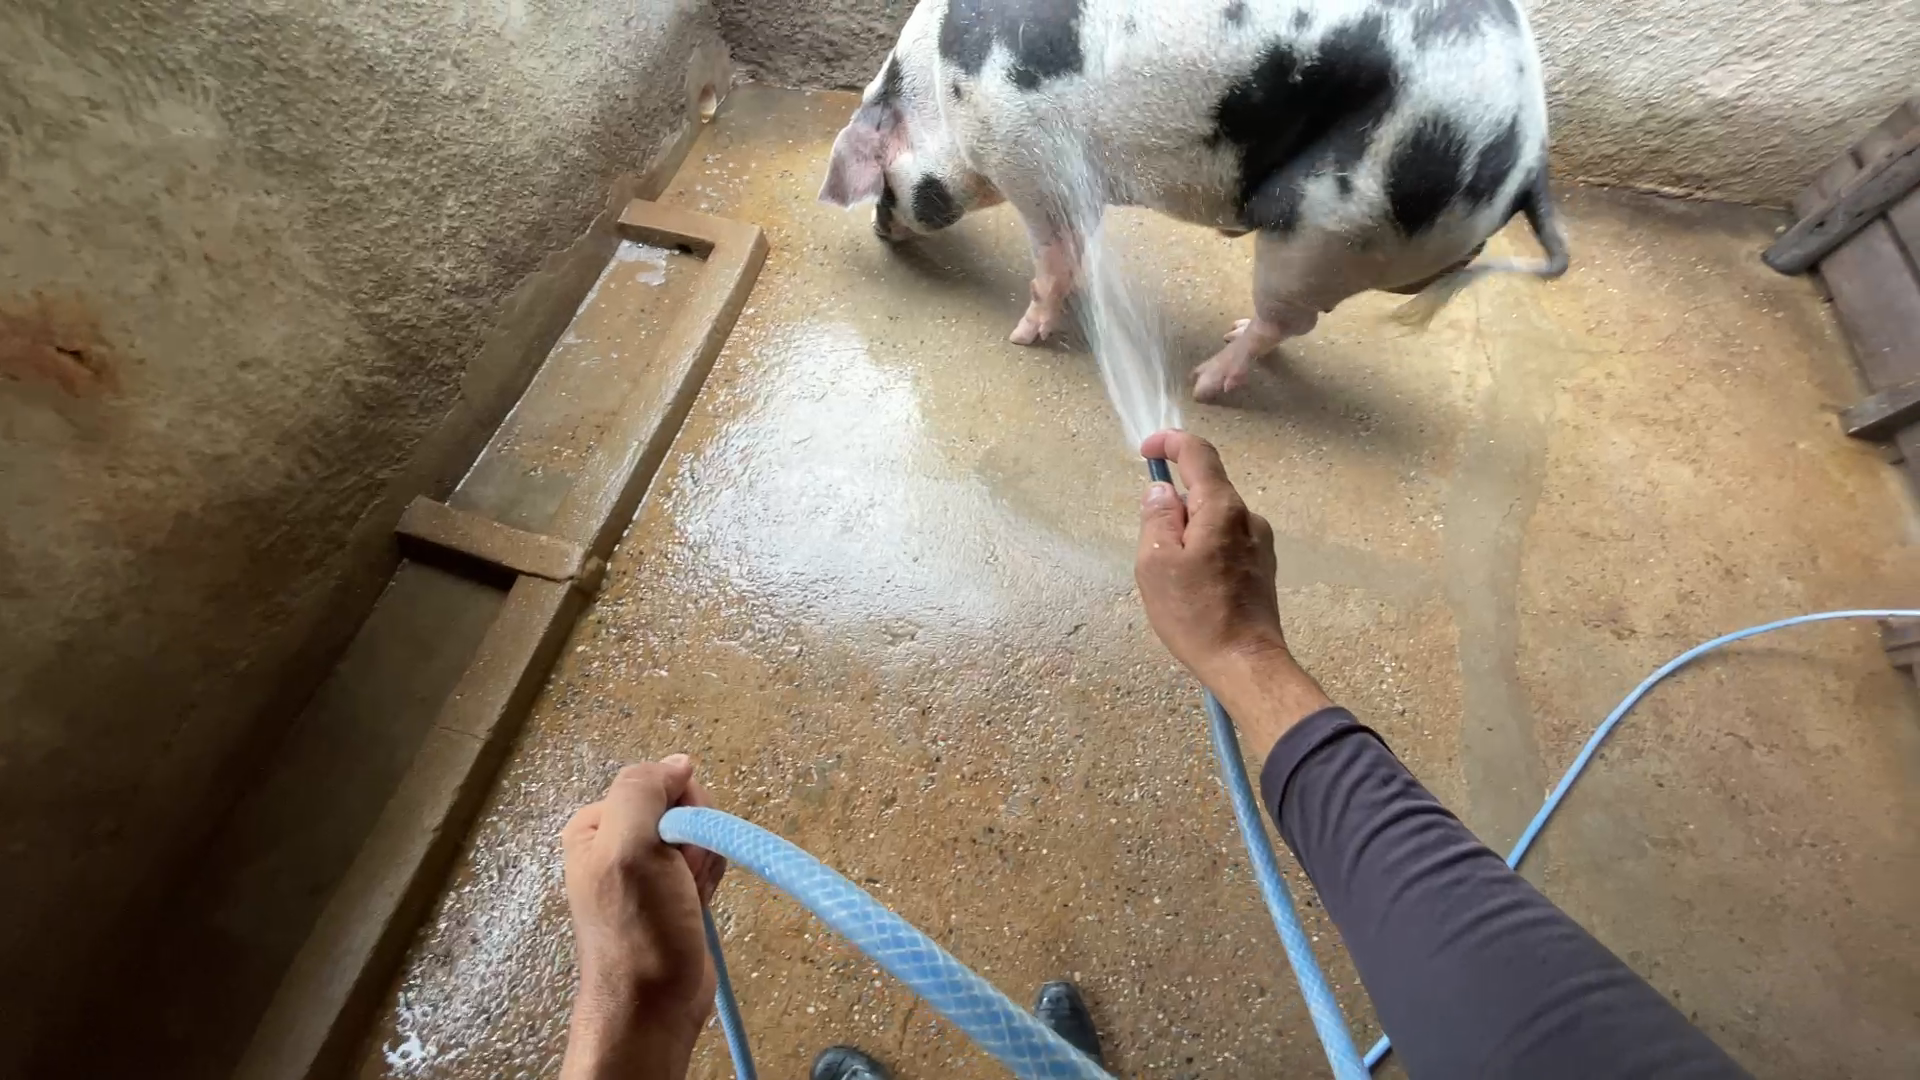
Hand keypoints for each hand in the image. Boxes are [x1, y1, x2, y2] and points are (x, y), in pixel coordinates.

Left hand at [560, 756, 726, 1079]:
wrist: (654, 1004)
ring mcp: (647, 865)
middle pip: (683, 804)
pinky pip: (707, 858)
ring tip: (689, 894)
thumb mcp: (629, 847)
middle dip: (696, 836)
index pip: (658, 781)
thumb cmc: (637, 931)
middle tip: (682, 874)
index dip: (680, 806)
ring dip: (706, 860)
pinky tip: (697, 902)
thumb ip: (643, 790)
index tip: (675, 844)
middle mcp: (618, 839)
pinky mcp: (672, 886)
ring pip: (701, 831)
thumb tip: (678, 762)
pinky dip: (710, 877)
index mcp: (597, 824)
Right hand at [1136, 431, 1330, 746]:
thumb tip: (1161, 492)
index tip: (1146, 450)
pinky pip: (1224, 541)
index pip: (1198, 454)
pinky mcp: (1261, 567)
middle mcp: (1247, 517)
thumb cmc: (1195, 613)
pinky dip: (1201, 549)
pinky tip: (1192, 587)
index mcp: (1222, 509)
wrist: (1246, 663)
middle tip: (1151, 548)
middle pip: (1205, 490)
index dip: (1170, 442)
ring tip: (1170, 578)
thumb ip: (1157, 518)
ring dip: (1186, 533)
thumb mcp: (1156, 563)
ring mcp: (1259, 543)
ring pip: (1212, 519)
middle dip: (1172, 506)